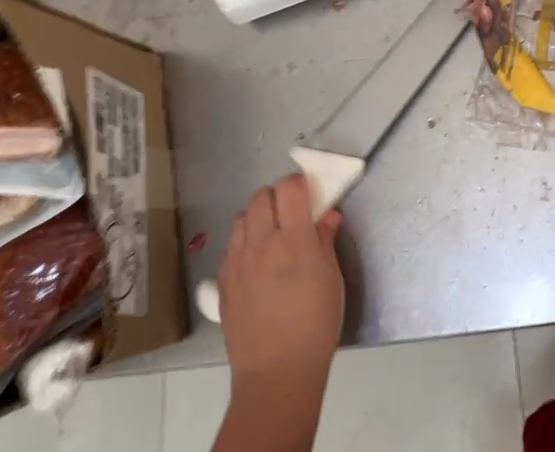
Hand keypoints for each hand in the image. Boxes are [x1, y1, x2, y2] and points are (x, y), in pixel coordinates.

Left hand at [218, 174, 345, 389]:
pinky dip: (244, 241)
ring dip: (257, 216)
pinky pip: (230, 245)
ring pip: (241, 217)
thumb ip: (326, 241)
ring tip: (272, 234)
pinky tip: (256, 261)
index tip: (310, 192)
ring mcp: (236, 263)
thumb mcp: (332, 279)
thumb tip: (327, 216)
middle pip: (261, 197)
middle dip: (278, 196)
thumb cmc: (316, 325)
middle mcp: (260, 244)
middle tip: (292, 212)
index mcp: (293, 240)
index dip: (300, 183)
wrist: (277, 371)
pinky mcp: (222, 282)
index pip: (289, 189)